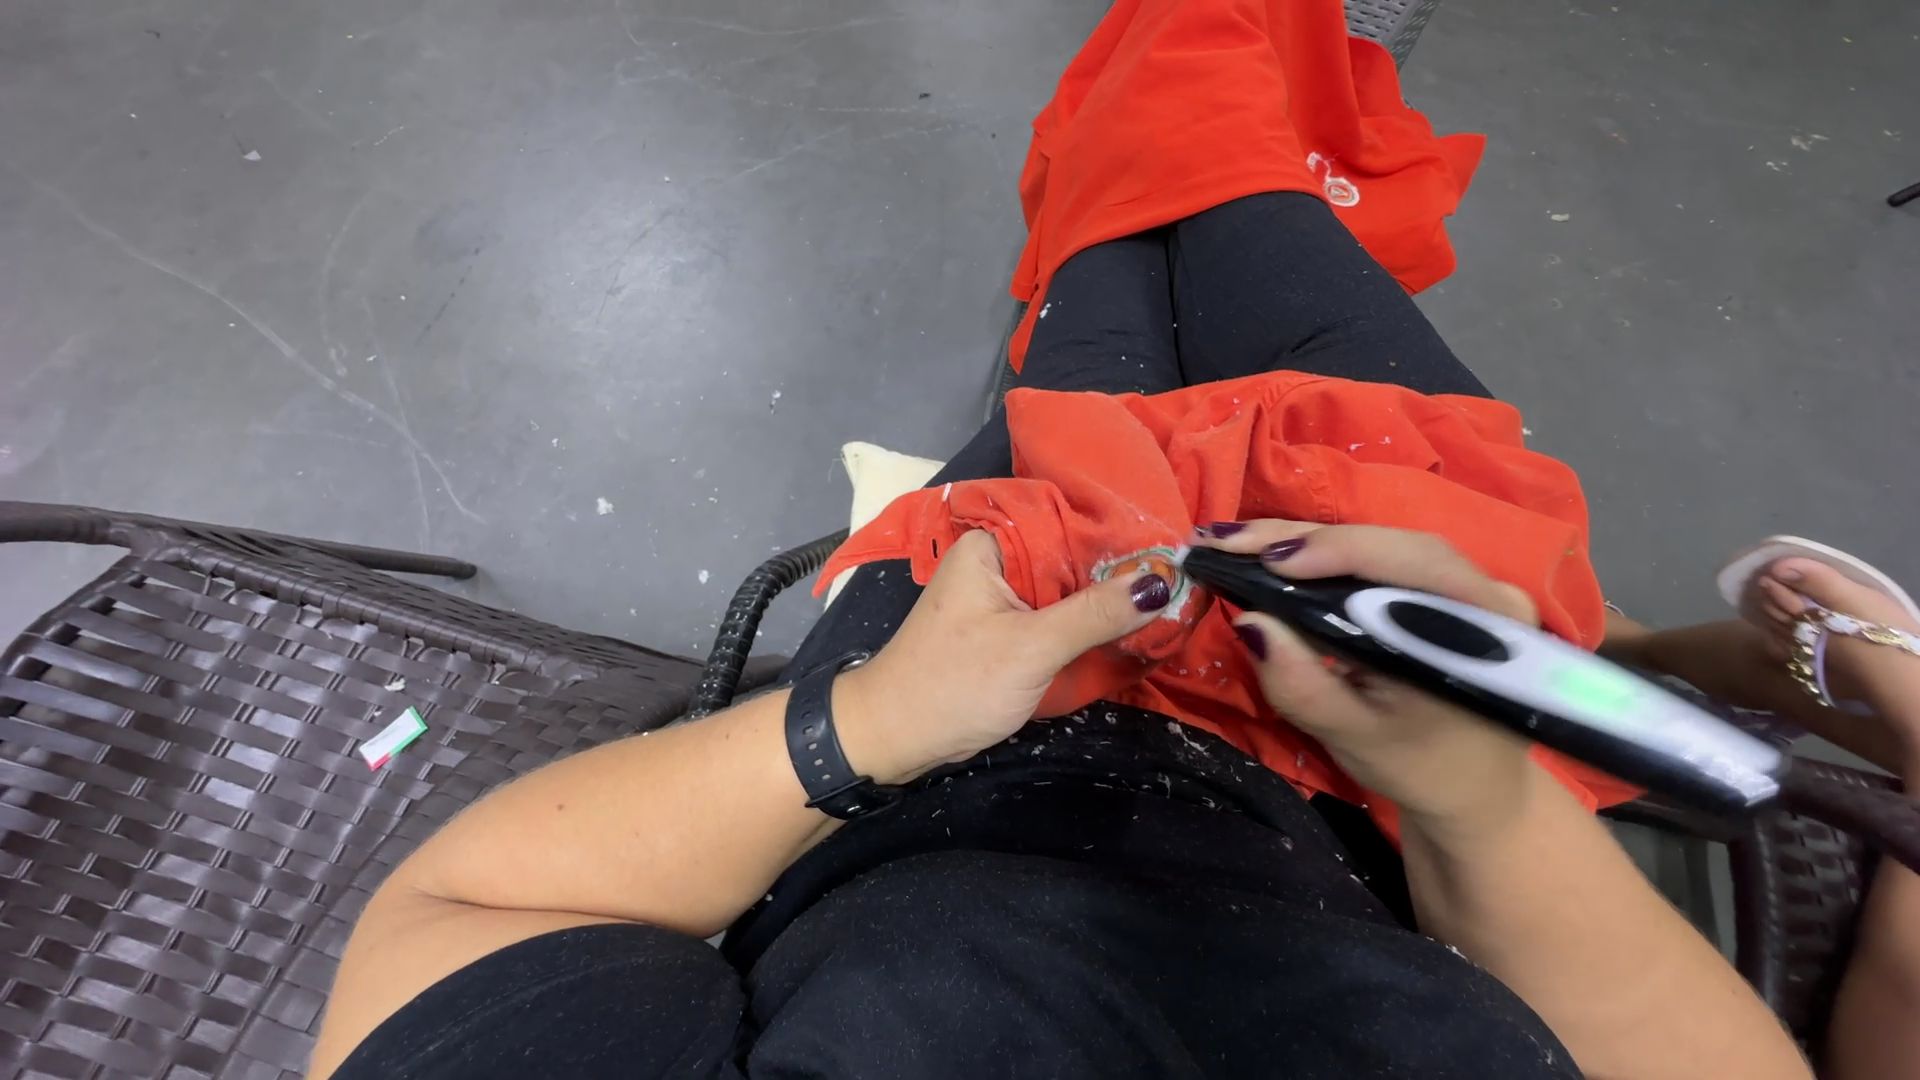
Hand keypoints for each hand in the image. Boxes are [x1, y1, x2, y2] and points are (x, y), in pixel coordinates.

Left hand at [833, 529, 1172, 784]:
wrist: (893, 738)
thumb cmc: (955, 685)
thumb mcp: (1031, 648)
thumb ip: (1095, 614)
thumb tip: (1161, 581)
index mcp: (990, 547)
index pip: (1064, 523)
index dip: (1115, 536)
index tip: (1169, 549)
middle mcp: (992, 563)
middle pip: (1066, 558)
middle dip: (1114, 573)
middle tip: (1176, 580)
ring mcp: (995, 599)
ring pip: (1061, 591)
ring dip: (1101, 602)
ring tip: (1162, 601)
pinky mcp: (999, 631)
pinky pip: (1049, 618)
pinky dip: (1080, 626)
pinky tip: (1122, 628)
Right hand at [1194, 520, 1541, 841]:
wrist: (1468, 784)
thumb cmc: (1419, 766)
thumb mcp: (1353, 736)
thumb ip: (1304, 687)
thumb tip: (1251, 623)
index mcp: (1484, 626)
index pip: (1414, 564)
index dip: (1341, 552)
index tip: (1271, 562)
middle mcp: (1477, 589)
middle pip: (1382, 543)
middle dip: (1297, 538)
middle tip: (1221, 541)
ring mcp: (1450, 582)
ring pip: (1366, 543)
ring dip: (1292, 539)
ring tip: (1224, 541)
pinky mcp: (1419, 586)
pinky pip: (1361, 558)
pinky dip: (1306, 552)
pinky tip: (1258, 551)